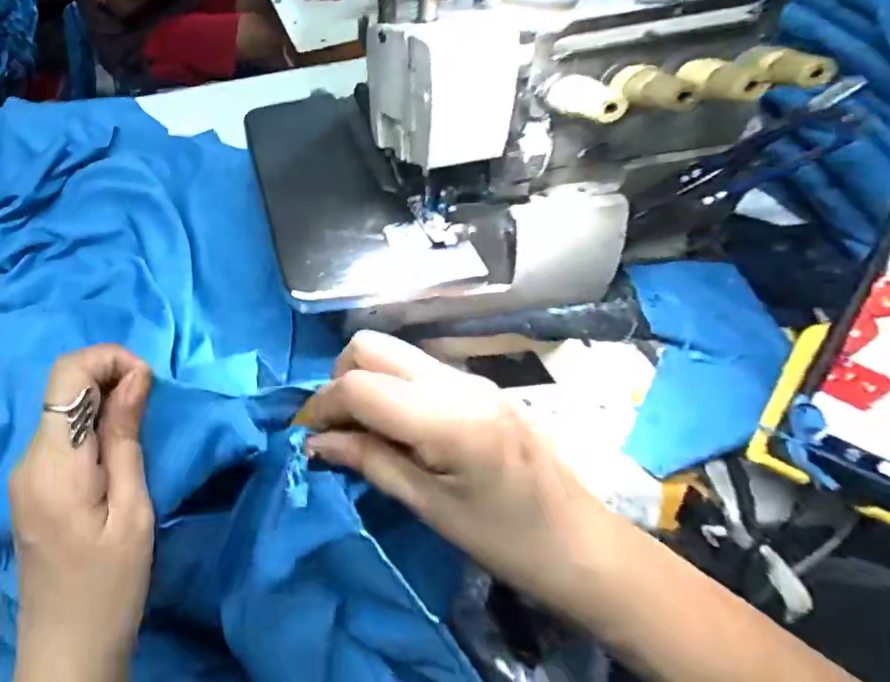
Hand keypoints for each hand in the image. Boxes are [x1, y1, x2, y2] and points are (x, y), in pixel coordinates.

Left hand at [10, 346, 154, 681]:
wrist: (66, 656)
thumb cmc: (109, 589)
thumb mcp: (133, 511)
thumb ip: (127, 436)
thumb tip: (136, 374)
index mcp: (52, 464)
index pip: (67, 373)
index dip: (107, 359)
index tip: (146, 381)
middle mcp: (28, 459)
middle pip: (63, 385)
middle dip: (108, 376)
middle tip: (148, 403)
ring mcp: (24, 473)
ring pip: (62, 406)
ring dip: (102, 399)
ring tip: (138, 426)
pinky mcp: (30, 486)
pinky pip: (60, 432)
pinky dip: (90, 423)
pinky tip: (116, 449)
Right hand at [301, 331, 623, 613]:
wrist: (583, 543)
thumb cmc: (508, 541)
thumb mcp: (430, 509)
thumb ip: (369, 462)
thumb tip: (316, 441)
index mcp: (448, 417)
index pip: (361, 384)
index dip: (322, 404)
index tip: (306, 435)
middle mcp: (456, 381)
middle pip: (370, 346)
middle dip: (340, 379)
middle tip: (336, 427)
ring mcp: (469, 376)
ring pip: (391, 350)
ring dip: (364, 378)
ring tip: (362, 427)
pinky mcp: (475, 382)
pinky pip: (415, 365)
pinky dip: (389, 383)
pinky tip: (394, 424)